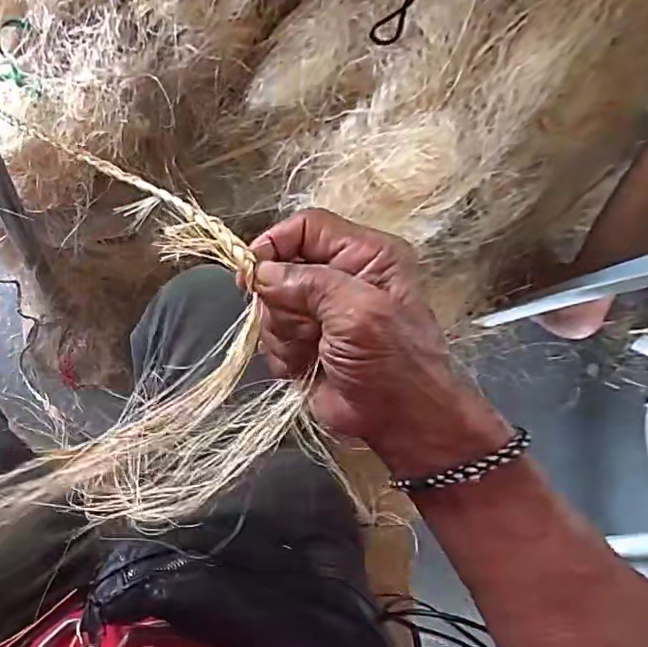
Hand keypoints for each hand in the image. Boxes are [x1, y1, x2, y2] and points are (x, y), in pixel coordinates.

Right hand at [249, 209, 512, 478]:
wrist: (397, 419)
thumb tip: (260, 272)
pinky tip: (307, 365)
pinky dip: (282, 354)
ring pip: (269, 307)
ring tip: (312, 350)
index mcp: (365, 255)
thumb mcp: (357, 313)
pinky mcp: (303, 341)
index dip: (273, 244)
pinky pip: (270, 337)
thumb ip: (309, 283)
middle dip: (279, 301)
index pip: (305, 227)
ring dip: (282, 333)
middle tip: (305, 327)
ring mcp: (319, 311)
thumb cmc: (392, 363)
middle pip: (279, 269)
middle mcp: (340, 277)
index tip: (250, 272)